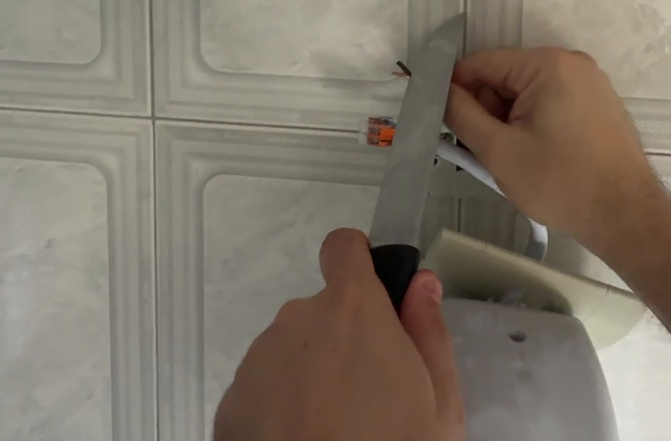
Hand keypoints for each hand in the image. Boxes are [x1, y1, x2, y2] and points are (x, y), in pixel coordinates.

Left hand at [213, 228, 463, 440]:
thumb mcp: (440, 403)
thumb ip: (428, 330)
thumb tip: (420, 283)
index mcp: (351, 308)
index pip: (343, 247)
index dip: (357, 263)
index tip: (371, 295)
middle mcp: (297, 319)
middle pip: (321, 314)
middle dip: (341, 343)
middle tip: (367, 401)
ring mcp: (257, 361)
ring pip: (290, 353)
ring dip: (309, 377)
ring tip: (333, 432)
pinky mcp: (230, 405)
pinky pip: (262, 390)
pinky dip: (278, 411)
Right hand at [444, 47, 670, 254]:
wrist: (629, 219)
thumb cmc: (562, 184)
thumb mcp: (498, 151)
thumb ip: (461, 114)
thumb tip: (439, 91)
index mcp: (546, 64)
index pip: (481, 63)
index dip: (456, 90)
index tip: (443, 120)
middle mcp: (570, 62)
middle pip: (505, 76)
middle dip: (488, 109)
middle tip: (489, 150)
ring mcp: (588, 81)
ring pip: (525, 91)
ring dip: (509, 119)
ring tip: (515, 158)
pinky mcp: (598, 102)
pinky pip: (550, 100)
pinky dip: (533, 122)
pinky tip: (538, 155)